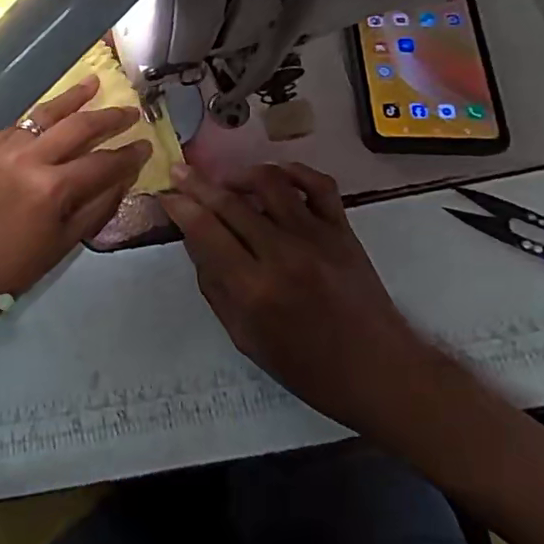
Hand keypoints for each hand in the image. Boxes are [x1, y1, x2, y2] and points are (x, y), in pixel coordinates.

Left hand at [0, 75, 150, 302]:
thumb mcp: (69, 240)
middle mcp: (31, 160)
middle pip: (78, 127)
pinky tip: (53, 105)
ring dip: (73, 98)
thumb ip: (100, 203)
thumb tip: (125, 175)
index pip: (102, 162)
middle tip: (131, 112)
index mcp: (53, 188)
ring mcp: (7, 151)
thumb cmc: (21, 263)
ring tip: (94, 84)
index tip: (147, 145)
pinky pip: (18, 122)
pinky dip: (38, 112)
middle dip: (109, 118)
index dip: (129, 155)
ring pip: (46, 115)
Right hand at [161, 162, 427, 431]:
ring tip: (225, 181)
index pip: (205, 230)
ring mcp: (317, 237)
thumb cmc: (305, 367)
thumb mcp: (245, 338)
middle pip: (230, 203)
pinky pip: (317, 184)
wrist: (378, 371)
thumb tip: (195, 241)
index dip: (179, 207)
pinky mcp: (343, 230)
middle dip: (197, 184)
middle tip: (180, 173)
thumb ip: (216, 287)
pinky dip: (293, 172)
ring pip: (270, 183)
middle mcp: (282, 255)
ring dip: (239, 175)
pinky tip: (275, 176)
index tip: (165, 195)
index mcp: (253, 290)